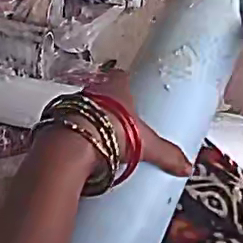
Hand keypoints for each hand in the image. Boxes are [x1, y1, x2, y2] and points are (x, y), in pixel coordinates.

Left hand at [55, 69, 192, 177]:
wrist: (71, 145)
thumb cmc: (107, 131)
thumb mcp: (146, 145)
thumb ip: (167, 155)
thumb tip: (185, 166)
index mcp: (116, 87)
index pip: (122, 76)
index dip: (127, 85)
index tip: (134, 96)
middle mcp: (92, 90)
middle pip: (102, 93)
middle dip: (110, 107)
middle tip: (121, 124)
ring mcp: (72, 105)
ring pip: (84, 108)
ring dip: (91, 120)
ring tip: (103, 141)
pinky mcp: (57, 122)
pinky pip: (69, 125)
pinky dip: (76, 135)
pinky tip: (84, 150)